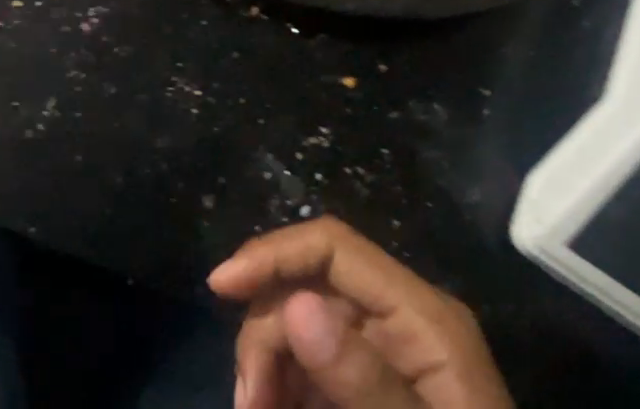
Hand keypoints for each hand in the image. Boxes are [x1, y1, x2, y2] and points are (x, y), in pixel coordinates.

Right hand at [209, 217, 513, 408]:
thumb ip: (366, 381)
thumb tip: (297, 306)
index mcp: (420, 316)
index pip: (332, 246)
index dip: (271, 254)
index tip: (219, 287)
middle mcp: (395, 319)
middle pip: (303, 288)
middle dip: (264, 334)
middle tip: (250, 404)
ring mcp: (377, 351)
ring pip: (291, 325)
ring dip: (263, 365)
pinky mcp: (361, 383)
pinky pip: (301, 363)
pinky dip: (276, 385)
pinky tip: (268, 408)